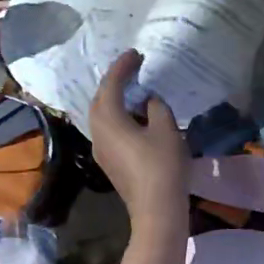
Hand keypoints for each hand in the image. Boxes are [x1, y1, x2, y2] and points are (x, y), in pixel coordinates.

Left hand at [90, 51, 187, 225]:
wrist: (156, 209)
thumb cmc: (162, 165)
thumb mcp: (165, 129)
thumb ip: (156, 108)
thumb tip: (149, 102)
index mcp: (108, 119)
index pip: (110, 85)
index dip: (123, 67)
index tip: (136, 54)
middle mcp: (97, 132)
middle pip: (100, 101)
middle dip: (115, 83)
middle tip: (133, 70)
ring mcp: (101, 151)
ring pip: (103, 118)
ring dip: (117, 102)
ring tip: (135, 92)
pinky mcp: (110, 164)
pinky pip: (110, 131)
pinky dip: (120, 118)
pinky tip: (137, 119)